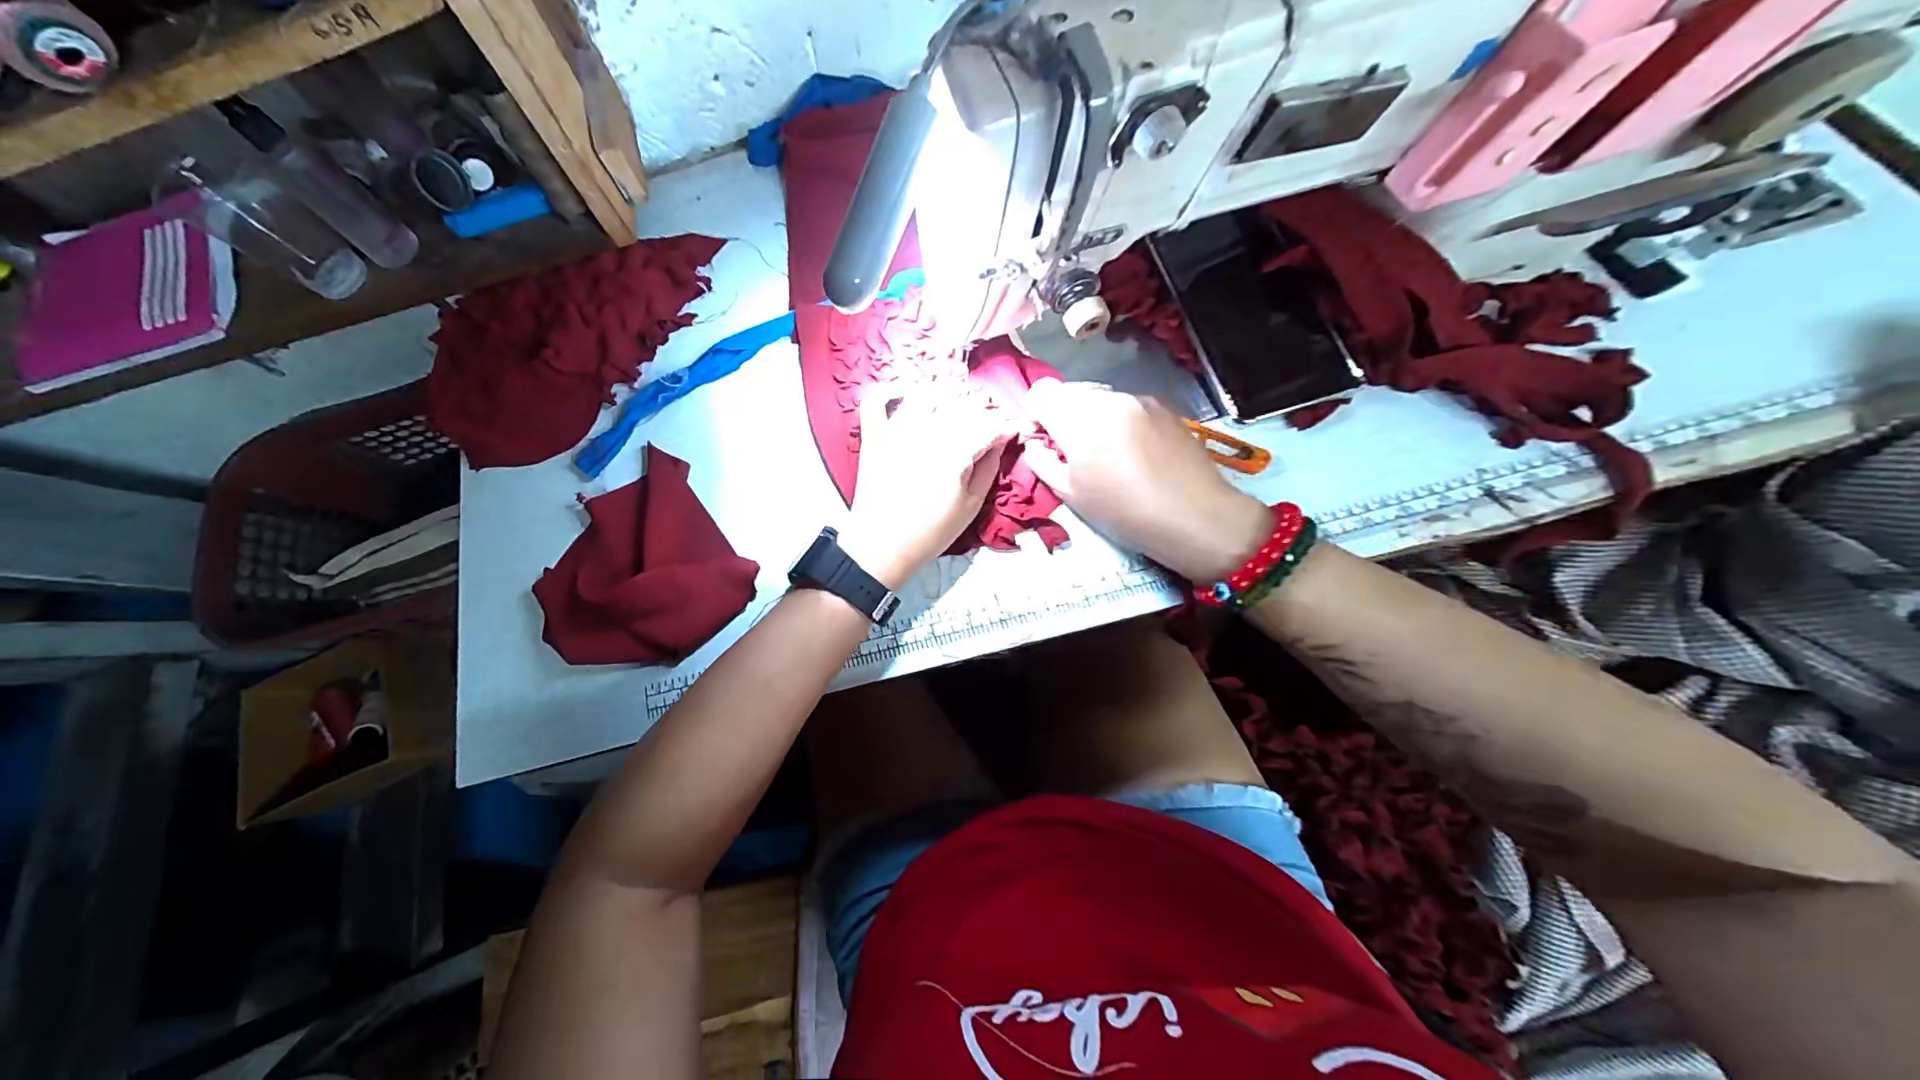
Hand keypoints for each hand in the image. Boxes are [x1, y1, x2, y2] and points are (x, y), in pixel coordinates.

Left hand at [840, 384, 1014, 588]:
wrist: (880, 548)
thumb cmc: (928, 534)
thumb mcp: (971, 506)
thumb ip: (988, 468)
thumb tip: (999, 442)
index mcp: (956, 452)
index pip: (990, 424)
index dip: (1006, 424)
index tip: (1013, 429)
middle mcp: (928, 432)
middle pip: (962, 403)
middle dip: (982, 408)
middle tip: (989, 422)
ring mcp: (897, 430)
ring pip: (928, 393)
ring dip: (947, 396)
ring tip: (956, 411)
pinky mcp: (874, 435)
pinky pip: (876, 399)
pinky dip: (890, 389)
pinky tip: (904, 392)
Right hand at [1023, 380, 1269, 581]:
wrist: (1195, 516)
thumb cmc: (1124, 512)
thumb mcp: (1070, 494)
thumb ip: (1042, 461)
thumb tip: (1036, 443)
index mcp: (1080, 419)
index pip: (1042, 394)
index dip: (1036, 416)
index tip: (1044, 442)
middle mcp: (1108, 399)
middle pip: (1070, 393)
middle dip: (1064, 416)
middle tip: (1073, 452)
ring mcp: (1140, 399)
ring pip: (1100, 398)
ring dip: (1092, 418)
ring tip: (1107, 454)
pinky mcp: (1164, 407)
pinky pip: (1127, 405)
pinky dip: (1119, 421)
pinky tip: (1134, 452)